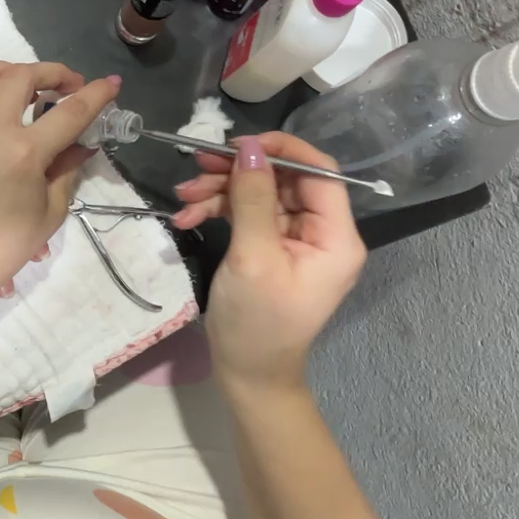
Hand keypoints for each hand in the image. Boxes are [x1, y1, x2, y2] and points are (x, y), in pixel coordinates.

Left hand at [0, 59, 121, 303]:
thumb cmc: (5, 246)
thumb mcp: (50, 211)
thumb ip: (67, 168)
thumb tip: (83, 142)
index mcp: (25, 152)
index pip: (71, 112)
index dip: (97, 95)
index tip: (110, 85)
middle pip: (24, 76)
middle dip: (53, 73)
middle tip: (65, 86)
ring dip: (6, 70)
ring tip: (19, 85)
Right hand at [171, 133, 366, 392]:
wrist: (247, 374)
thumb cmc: (256, 322)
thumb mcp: (252, 258)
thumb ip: (252, 199)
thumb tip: (249, 147)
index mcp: (336, 237)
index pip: (319, 173)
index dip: (282, 150)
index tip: (236, 144)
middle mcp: (321, 233)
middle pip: (284, 181)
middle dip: (238, 172)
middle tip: (196, 166)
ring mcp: (294, 241)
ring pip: (259, 195)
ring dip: (220, 192)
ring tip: (182, 198)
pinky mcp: (269, 249)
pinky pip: (247, 216)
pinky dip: (218, 212)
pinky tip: (188, 217)